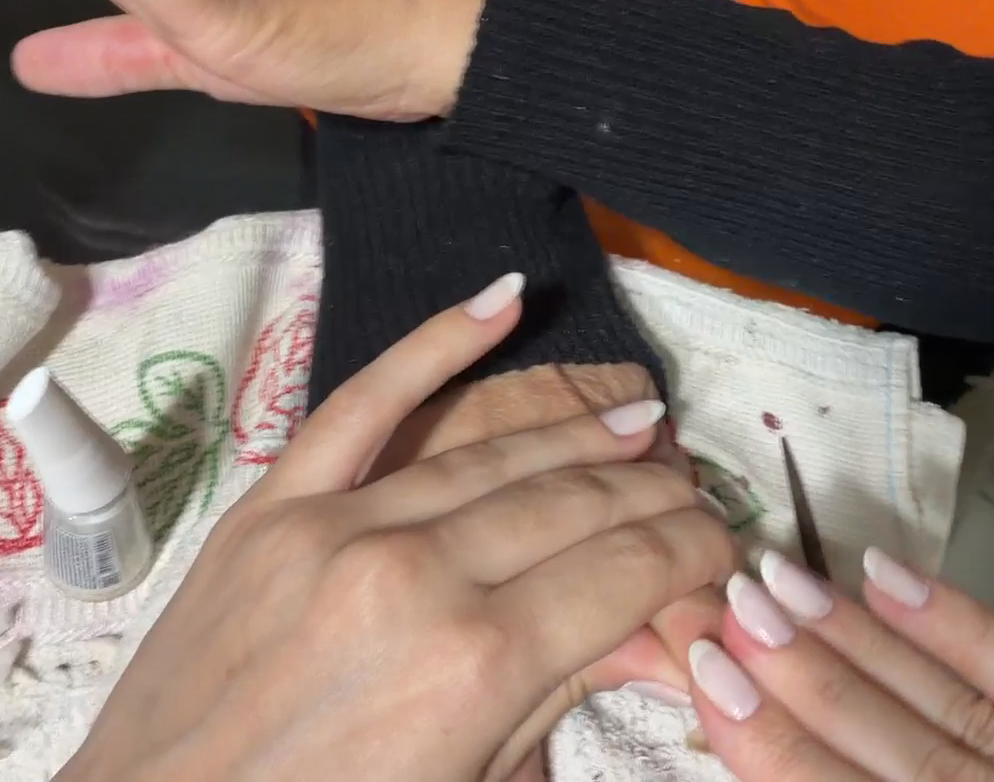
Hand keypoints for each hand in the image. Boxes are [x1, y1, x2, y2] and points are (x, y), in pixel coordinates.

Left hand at [60, 274, 736, 781]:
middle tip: (688, 480)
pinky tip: (504, 298)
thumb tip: (655, 625)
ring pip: (492, 455)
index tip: (718, 537)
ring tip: (637, 419)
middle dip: (648, 493)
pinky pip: (365, 402)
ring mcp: (338, 525)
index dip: (688, 549)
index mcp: (474, 669)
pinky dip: (438, 343)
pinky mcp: (275, 502)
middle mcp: (416, 577)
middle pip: (568, 505)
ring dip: (579, 433)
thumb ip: (557, 695)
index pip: (623, 575)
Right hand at [688, 549, 993, 780]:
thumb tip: (763, 762)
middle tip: (734, 607)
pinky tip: (887, 575)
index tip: (713, 678)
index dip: (782, 754)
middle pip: (916, 762)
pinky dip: (966, 628)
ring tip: (779, 576)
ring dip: (863, 641)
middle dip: (812, 681)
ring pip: (966, 714)